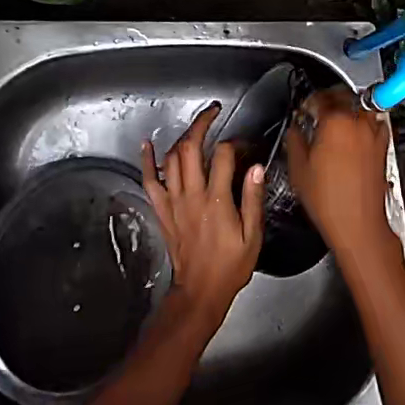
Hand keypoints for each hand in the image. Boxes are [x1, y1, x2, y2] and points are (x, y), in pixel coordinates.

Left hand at [140, 103, 265, 324]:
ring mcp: (173, 202)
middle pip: (192, 148)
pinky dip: (147, 160)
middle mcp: (192, 196)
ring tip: (196, 129)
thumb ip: (253, 198)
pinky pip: (150, 181)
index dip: (236, 143)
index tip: (245, 145)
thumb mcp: (252, 235)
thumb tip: (257, 167)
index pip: (224, 155)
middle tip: (213, 112)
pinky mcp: (162, 210)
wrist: (200, 292)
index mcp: (217, 200)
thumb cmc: (230, 266)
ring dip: (183, 138)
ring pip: (172, 158)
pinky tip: (148, 144)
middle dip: (202, 123)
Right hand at [284, 87, 396, 261]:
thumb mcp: (299, 169)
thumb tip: (295, 131)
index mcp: (335, 122)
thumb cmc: (331, 201)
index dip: (309, 101)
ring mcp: (373, 135)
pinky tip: (355, 135)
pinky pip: (375, 125)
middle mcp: (358, 123)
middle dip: (330, 100)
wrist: (358, 225)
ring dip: (349, 109)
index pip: (321, 97)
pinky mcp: (383, 148)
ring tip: (337, 121)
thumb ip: (295, 141)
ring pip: (361, 108)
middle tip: (319, 109)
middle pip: (344, 97)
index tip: (304, 108)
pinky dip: (365, 124)